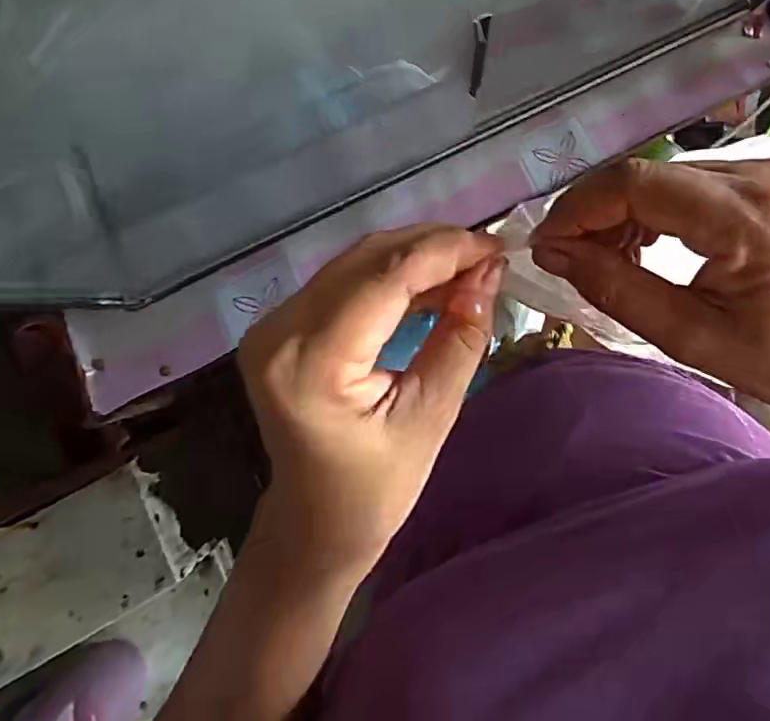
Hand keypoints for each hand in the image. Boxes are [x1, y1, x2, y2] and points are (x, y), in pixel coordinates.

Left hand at [238, 226, 503, 572]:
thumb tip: (488, 274)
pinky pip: (345, 280)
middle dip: (433, 248)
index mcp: (312, 364)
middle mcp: (280, 331)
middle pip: (367, 260)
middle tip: (487, 254)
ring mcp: (274, 324)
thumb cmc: (374, 491)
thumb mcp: (430, 418)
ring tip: (467, 267)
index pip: (384, 281)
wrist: (312, 522)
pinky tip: (431, 283)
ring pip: (357, 262)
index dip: (444, 252)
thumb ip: (460, 340)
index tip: (495, 246)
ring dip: (414, 257)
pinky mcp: (281, 323)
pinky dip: (392, 275)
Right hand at [529, 158, 769, 434]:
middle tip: (564, 257)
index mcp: (753, 217)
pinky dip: (640, 212)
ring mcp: (760, 170)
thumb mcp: (693, 337)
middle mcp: (759, 175)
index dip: (578, 210)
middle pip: (640, 175)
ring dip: (613, 214)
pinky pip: (675, 183)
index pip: (636, 185)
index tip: (544, 246)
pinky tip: (633, 246)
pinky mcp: (755, 178)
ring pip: (652, 176)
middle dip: (590, 214)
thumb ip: (616, 289)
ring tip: (599, 259)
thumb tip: (553, 253)